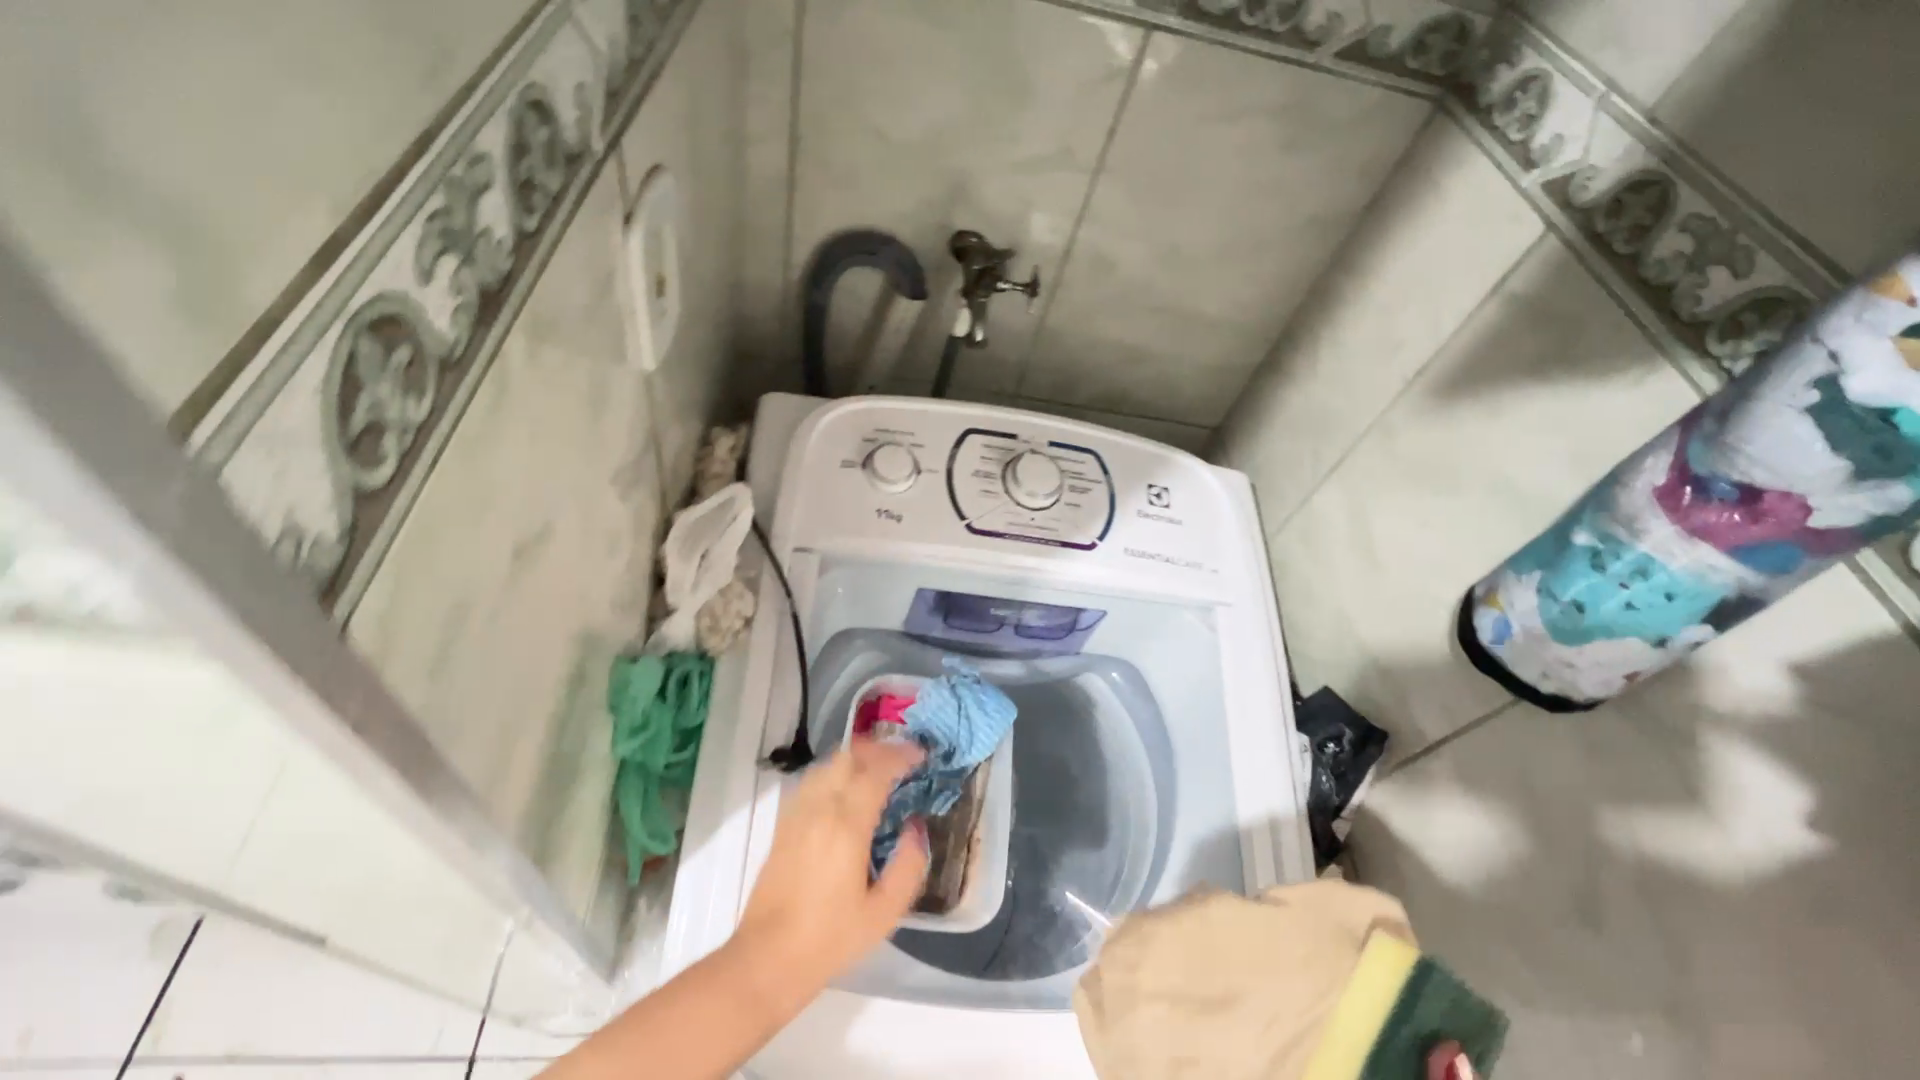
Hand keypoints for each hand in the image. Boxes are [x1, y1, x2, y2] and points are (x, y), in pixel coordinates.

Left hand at [731, 738, 929, 1010]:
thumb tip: (915, 828)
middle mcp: (819, 809)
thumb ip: (908, 865)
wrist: (767, 959)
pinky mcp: (783, 827)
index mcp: (846, 825)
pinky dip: (834, 774)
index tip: (921, 756)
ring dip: (855, 759)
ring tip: (878, 772)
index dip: (900, 756)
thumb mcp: (884, 912)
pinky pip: (812, 783)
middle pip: (847, 757)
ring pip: (826, 765)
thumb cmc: (830, 939)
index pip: (876, 770)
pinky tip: (847, 793)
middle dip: (878, 751)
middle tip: (902, 761)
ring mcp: (796, 815)